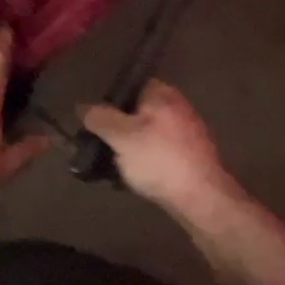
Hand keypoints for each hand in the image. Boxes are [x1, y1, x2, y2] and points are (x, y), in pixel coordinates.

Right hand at [82, 80, 239, 213]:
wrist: (202, 199)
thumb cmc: (158, 160)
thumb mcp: (120, 137)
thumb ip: (99, 118)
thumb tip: (82, 107)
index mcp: (162, 93)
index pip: (130, 85)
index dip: (110, 101)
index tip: (96, 121)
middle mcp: (178, 106)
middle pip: (137, 111)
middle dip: (119, 128)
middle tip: (103, 146)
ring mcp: (188, 132)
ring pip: (148, 134)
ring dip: (132, 148)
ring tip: (116, 166)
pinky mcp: (192, 156)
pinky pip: (160, 152)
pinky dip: (148, 162)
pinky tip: (137, 178)